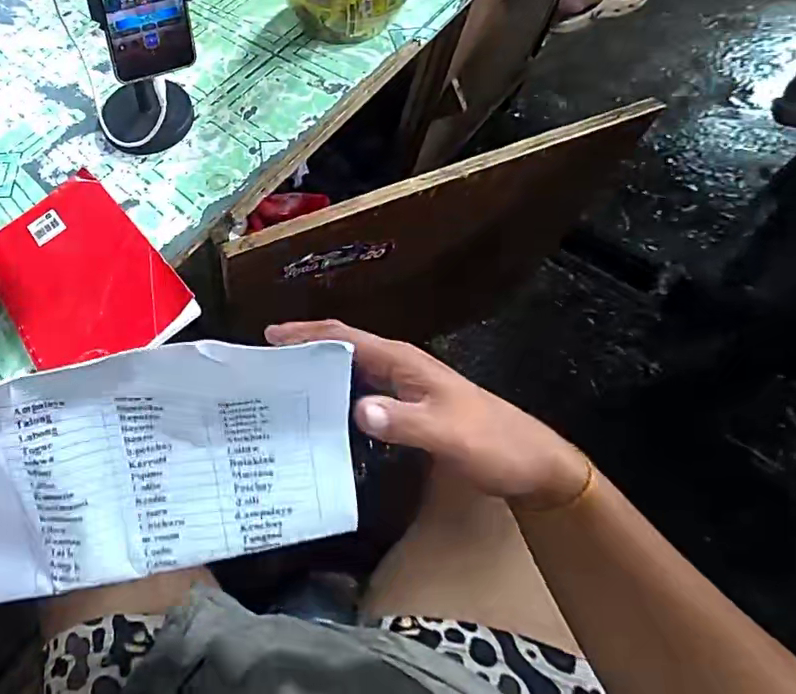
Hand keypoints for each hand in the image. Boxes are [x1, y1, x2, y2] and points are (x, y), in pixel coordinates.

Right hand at [264, 321, 590, 507]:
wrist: (530, 462)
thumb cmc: (489, 441)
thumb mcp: (448, 434)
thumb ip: (404, 423)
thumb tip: (357, 410)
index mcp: (402, 360)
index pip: (346, 337)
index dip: (308, 333)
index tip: (270, 335)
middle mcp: (398, 365)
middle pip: (342, 345)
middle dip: (303, 344)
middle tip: (265, 357)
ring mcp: (402, 384)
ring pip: (348, 366)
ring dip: (316, 366)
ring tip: (281, 379)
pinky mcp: (405, 405)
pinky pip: (359, 388)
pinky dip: (334, 389)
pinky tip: (320, 407)